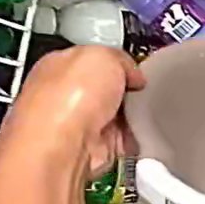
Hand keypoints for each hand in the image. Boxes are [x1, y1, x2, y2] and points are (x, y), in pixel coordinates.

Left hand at [0, 46, 144, 182]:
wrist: (67, 143)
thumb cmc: (71, 97)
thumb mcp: (102, 56)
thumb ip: (120, 59)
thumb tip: (133, 76)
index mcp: (60, 65)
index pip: (95, 60)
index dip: (120, 64)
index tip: (137, 69)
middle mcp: (67, 94)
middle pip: (112, 89)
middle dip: (131, 91)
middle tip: (142, 91)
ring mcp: (82, 122)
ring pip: (124, 114)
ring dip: (137, 114)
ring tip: (143, 112)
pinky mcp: (99, 147)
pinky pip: (130, 138)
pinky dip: (140, 136)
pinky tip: (142, 132)